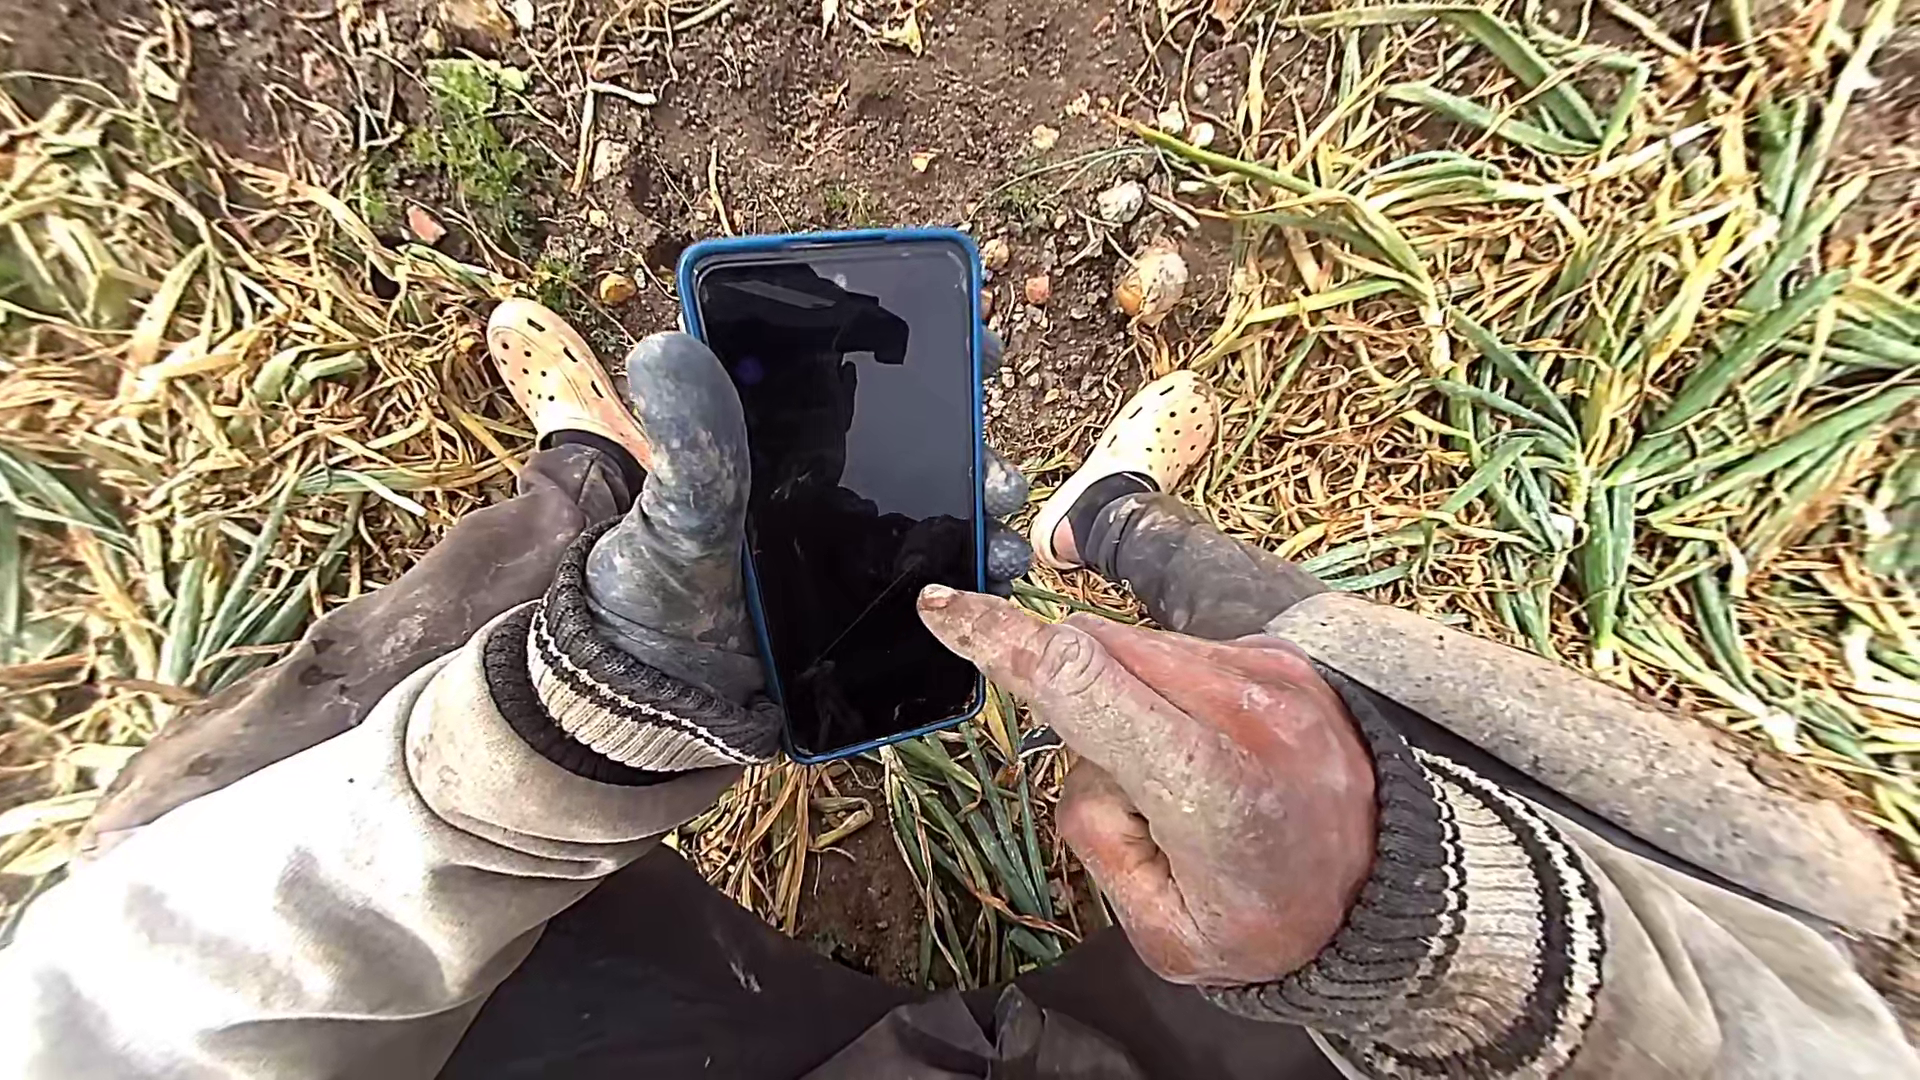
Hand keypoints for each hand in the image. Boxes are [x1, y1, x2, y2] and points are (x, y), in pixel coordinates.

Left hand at [584, 332, 1030, 712]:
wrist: (670, 702)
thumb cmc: (659, 599)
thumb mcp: (673, 518)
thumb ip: (690, 446)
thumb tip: (668, 347)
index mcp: (796, 455)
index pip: (868, 391)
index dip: (928, 364)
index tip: (976, 346)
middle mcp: (841, 495)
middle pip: (927, 458)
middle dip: (977, 455)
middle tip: (997, 474)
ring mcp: (864, 552)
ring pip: (945, 520)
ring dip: (987, 522)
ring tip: (1003, 542)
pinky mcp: (879, 607)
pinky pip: (940, 585)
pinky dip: (974, 579)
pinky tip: (991, 581)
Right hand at [917, 587, 1376, 984]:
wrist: (1398, 881)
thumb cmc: (1273, 917)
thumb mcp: (1166, 930)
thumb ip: (1093, 830)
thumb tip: (1081, 747)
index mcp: (1208, 781)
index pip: (1076, 677)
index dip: (996, 636)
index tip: (939, 609)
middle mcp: (1239, 701)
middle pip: (1089, 644)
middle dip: (1061, 685)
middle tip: (1117, 770)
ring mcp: (1262, 665)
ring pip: (1122, 641)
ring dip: (1110, 690)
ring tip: (1166, 764)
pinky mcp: (1269, 649)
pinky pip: (1164, 646)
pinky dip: (1149, 684)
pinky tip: (1194, 738)